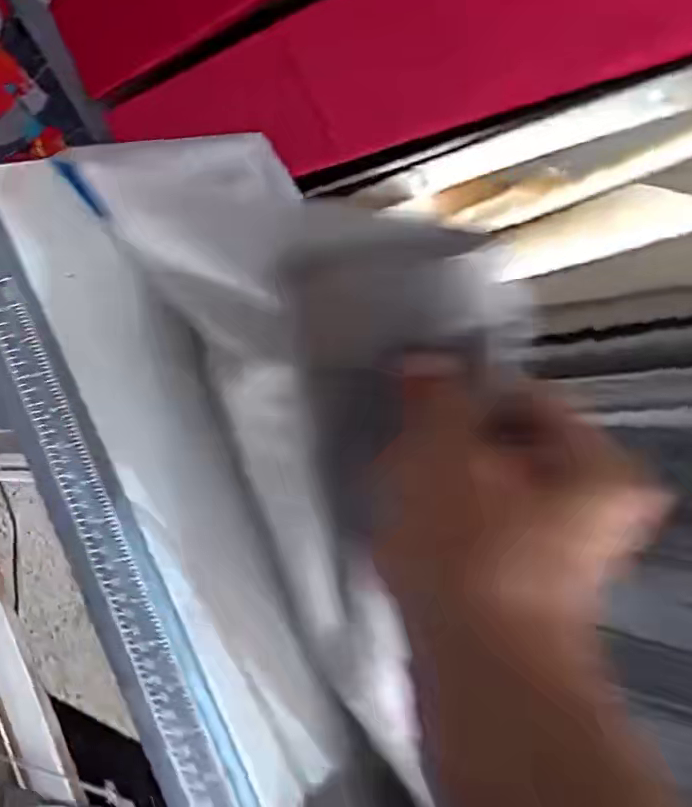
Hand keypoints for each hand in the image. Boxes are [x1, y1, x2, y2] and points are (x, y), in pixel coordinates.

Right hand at [374, 356, 669, 633]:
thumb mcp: (438, 451)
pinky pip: (480, 500)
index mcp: (600, 465)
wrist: (474, 640)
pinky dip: (443, 495)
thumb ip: (434, 397)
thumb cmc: (464, 540)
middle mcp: (601, 495)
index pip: (520, 392)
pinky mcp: (527, 554)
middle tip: (399, 441)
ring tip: (400, 476)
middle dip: (443, 430)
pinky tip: (414, 508)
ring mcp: (567, 530)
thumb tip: (423, 359)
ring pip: (487, 467)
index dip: (456, 388)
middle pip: (505, 432)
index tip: (402, 397)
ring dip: (438, 463)